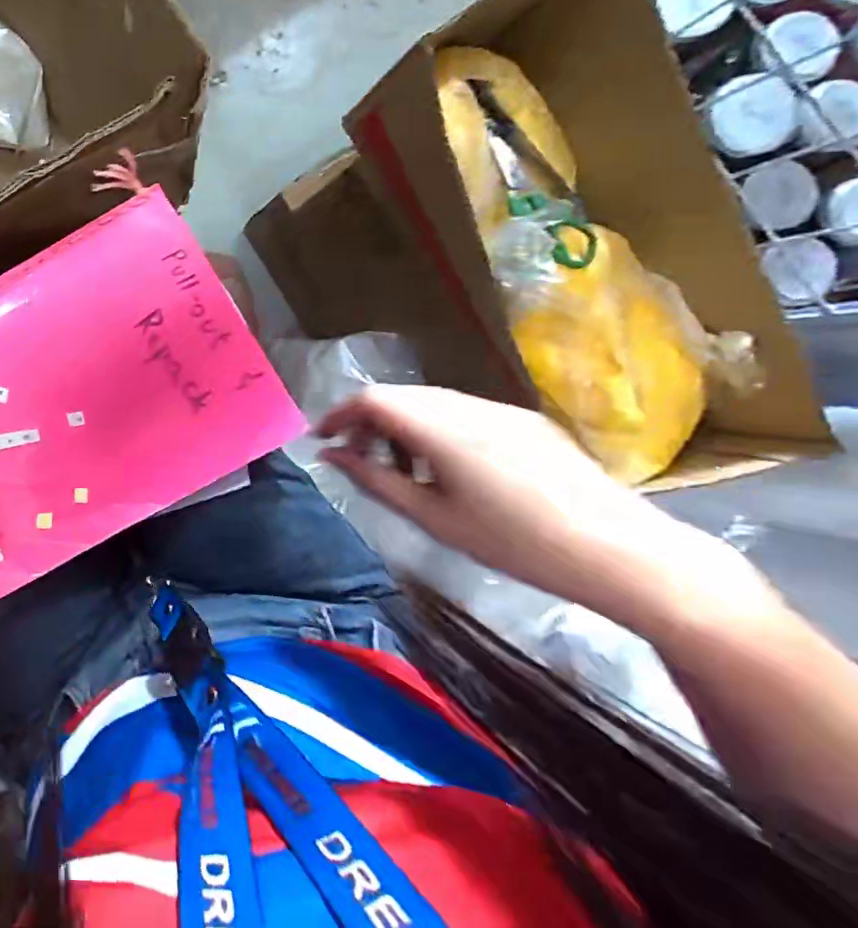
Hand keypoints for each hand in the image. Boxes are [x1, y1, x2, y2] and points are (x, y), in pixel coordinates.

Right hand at [317, 386, 771, 634]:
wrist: (626, 555)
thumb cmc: (516, 544)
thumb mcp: (431, 517)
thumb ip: (374, 479)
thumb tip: (329, 456)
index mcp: (444, 431)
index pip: (373, 399)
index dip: (339, 415)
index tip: (323, 441)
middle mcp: (472, 409)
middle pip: (398, 395)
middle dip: (366, 421)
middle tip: (355, 458)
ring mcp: (504, 413)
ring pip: (429, 401)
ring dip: (399, 424)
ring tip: (399, 467)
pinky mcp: (527, 423)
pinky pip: (461, 410)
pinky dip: (432, 427)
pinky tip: (441, 466)